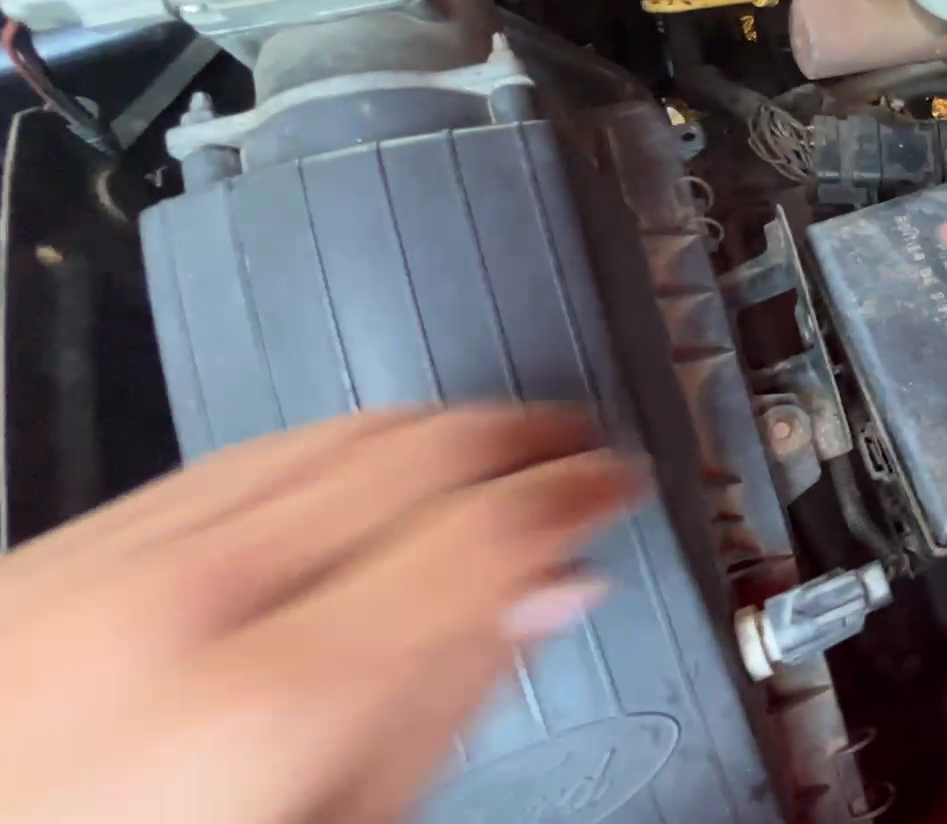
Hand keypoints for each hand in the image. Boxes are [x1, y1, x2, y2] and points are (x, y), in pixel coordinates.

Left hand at [0, 406, 636, 823]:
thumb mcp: (353, 822)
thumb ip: (463, 690)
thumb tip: (558, 586)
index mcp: (270, 700)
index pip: (491, 527)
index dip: (584, 488)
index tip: (620, 481)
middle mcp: (177, 606)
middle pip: (427, 451)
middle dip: (536, 434)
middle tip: (586, 447)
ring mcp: (102, 564)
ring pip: (349, 428)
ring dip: (461, 424)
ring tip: (515, 443)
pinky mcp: (63, 547)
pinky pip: (261, 445)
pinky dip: (366, 436)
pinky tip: (403, 457)